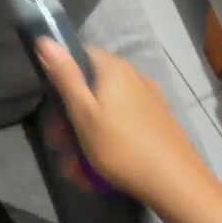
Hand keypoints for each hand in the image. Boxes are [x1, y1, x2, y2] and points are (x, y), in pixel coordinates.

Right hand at [35, 40, 219, 213]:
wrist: (176, 184)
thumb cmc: (121, 146)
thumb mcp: (83, 112)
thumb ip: (64, 75)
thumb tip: (45, 39)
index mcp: (113, 69)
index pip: (81, 53)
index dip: (62, 72)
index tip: (52, 100)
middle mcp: (134, 76)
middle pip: (93, 84)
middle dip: (72, 112)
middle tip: (61, 143)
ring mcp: (150, 98)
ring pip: (107, 107)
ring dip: (88, 130)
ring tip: (79, 165)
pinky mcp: (159, 120)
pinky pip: (124, 121)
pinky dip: (109, 137)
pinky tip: (105, 164)